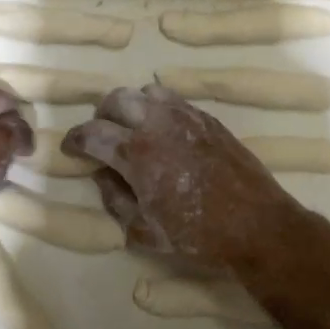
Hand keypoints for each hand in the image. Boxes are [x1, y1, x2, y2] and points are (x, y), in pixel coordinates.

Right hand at [65, 84, 309, 273]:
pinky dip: (158, 109)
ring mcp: (185, 117)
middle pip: (116, 100)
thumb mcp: (143, 231)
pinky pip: (173, 100)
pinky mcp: (208, 119)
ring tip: (133, 129)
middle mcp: (158, 126)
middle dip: (101, 116)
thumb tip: (102, 176)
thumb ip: (114, 200)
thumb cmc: (197, 236)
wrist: (257, 227)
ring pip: (146, 92)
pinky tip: (163, 132)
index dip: (75, 140)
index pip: (92, 133)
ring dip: (131, 107)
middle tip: (102, 137)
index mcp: (136, 154)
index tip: (72, 149)